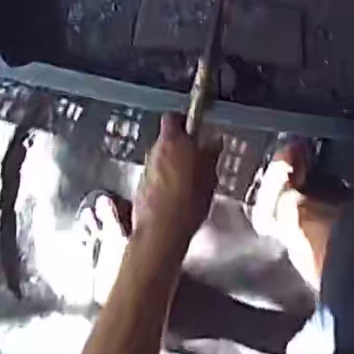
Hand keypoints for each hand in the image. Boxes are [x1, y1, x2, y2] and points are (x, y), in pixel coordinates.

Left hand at [132, 114, 222, 253]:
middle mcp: (155, 152)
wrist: (160, 235)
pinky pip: (155, 177)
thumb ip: (211, 154)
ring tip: (189, 180)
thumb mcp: (209, 177)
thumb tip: (214, 142)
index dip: (183, 120)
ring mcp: (145, 171)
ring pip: (161, 159)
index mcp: (172, 142)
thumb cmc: (187, 203)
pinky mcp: (139, 190)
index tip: (194, 127)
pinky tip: (177, 197)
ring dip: (172, 164)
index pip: (173, 117)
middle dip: (180, 146)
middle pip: (167, 139)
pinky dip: (164, 181)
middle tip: (197, 157)